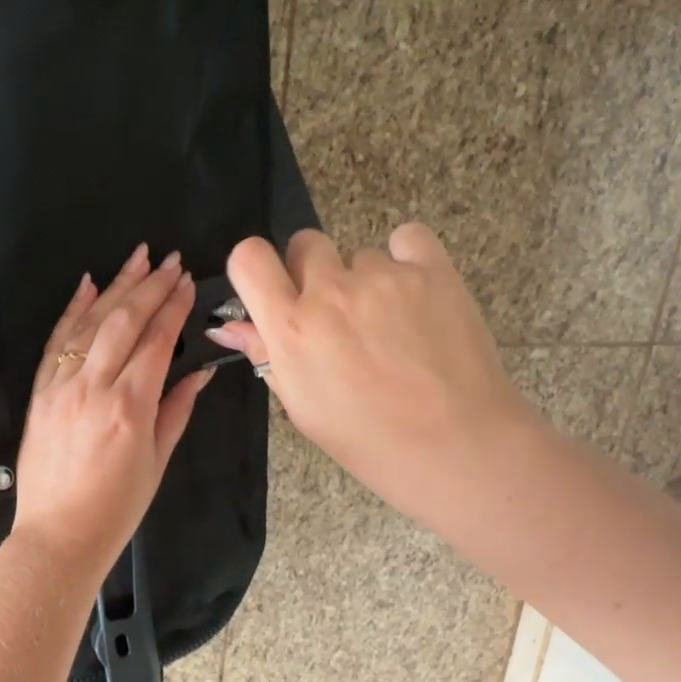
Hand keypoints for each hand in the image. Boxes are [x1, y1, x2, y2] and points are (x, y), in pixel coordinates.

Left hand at [12, 244, 212, 577]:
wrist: (58, 536)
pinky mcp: (39, 396)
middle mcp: (93, 388)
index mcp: (130, 407)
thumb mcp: (157, 462)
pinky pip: (56, 344)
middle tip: (170, 260)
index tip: (188, 282)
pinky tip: (87, 286)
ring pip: (89, 324)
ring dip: (114, 287)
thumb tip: (200, 373)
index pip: (156, 341)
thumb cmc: (116, 509)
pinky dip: (71, 312)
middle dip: (150, 286)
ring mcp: (61, 389)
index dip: (173, 308)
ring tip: (137, 258)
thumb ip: (176, 410)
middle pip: (124, 322)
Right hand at [209, 223, 537, 515]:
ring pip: (359, 254)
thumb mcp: (300, 405)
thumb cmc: (366, 438)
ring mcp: (383, 277)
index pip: (249, 259)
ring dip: (364, 279)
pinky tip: (413, 294)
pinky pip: (407, 238)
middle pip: (305, 243)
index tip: (269, 287)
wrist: (451, 442)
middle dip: (311, 271)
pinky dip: (406, 258)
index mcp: (291, 329)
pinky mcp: (433, 269)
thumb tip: (229, 327)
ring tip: (387, 323)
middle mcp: (331, 292)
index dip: (255, 268)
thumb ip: (265, 355)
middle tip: (333, 313)